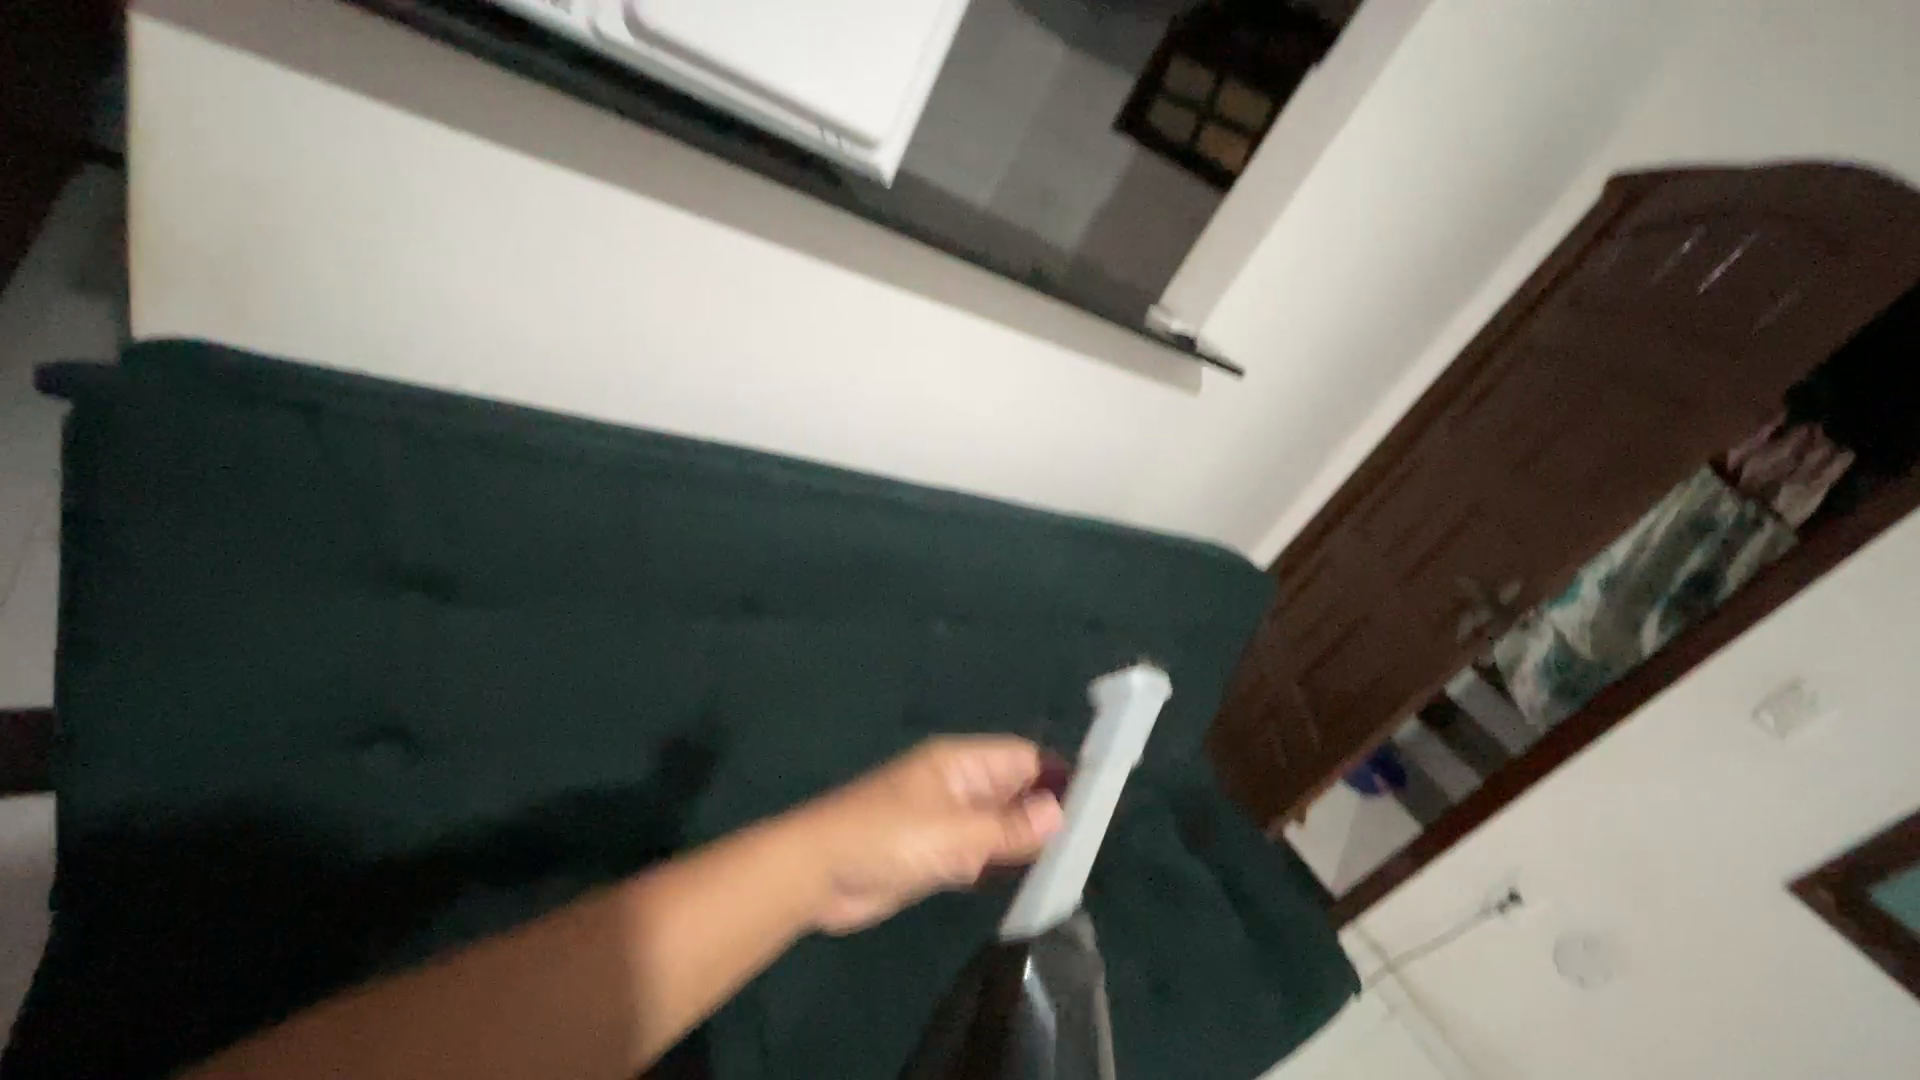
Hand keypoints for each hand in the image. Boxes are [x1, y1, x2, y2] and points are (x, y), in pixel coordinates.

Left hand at [782, 737, 1064, 934]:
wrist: (817, 875)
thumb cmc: (885, 839)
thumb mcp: (953, 832)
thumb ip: (1008, 827)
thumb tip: (1059, 813)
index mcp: (960, 763)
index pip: (1022, 758)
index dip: (1057, 776)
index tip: (1097, 803)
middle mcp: (958, 786)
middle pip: (1013, 791)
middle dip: (1046, 812)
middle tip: (1090, 843)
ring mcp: (946, 821)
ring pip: (999, 825)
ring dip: (1025, 841)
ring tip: (1070, 865)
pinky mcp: (935, 855)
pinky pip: (980, 853)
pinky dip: (1001, 864)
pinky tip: (1027, 883)